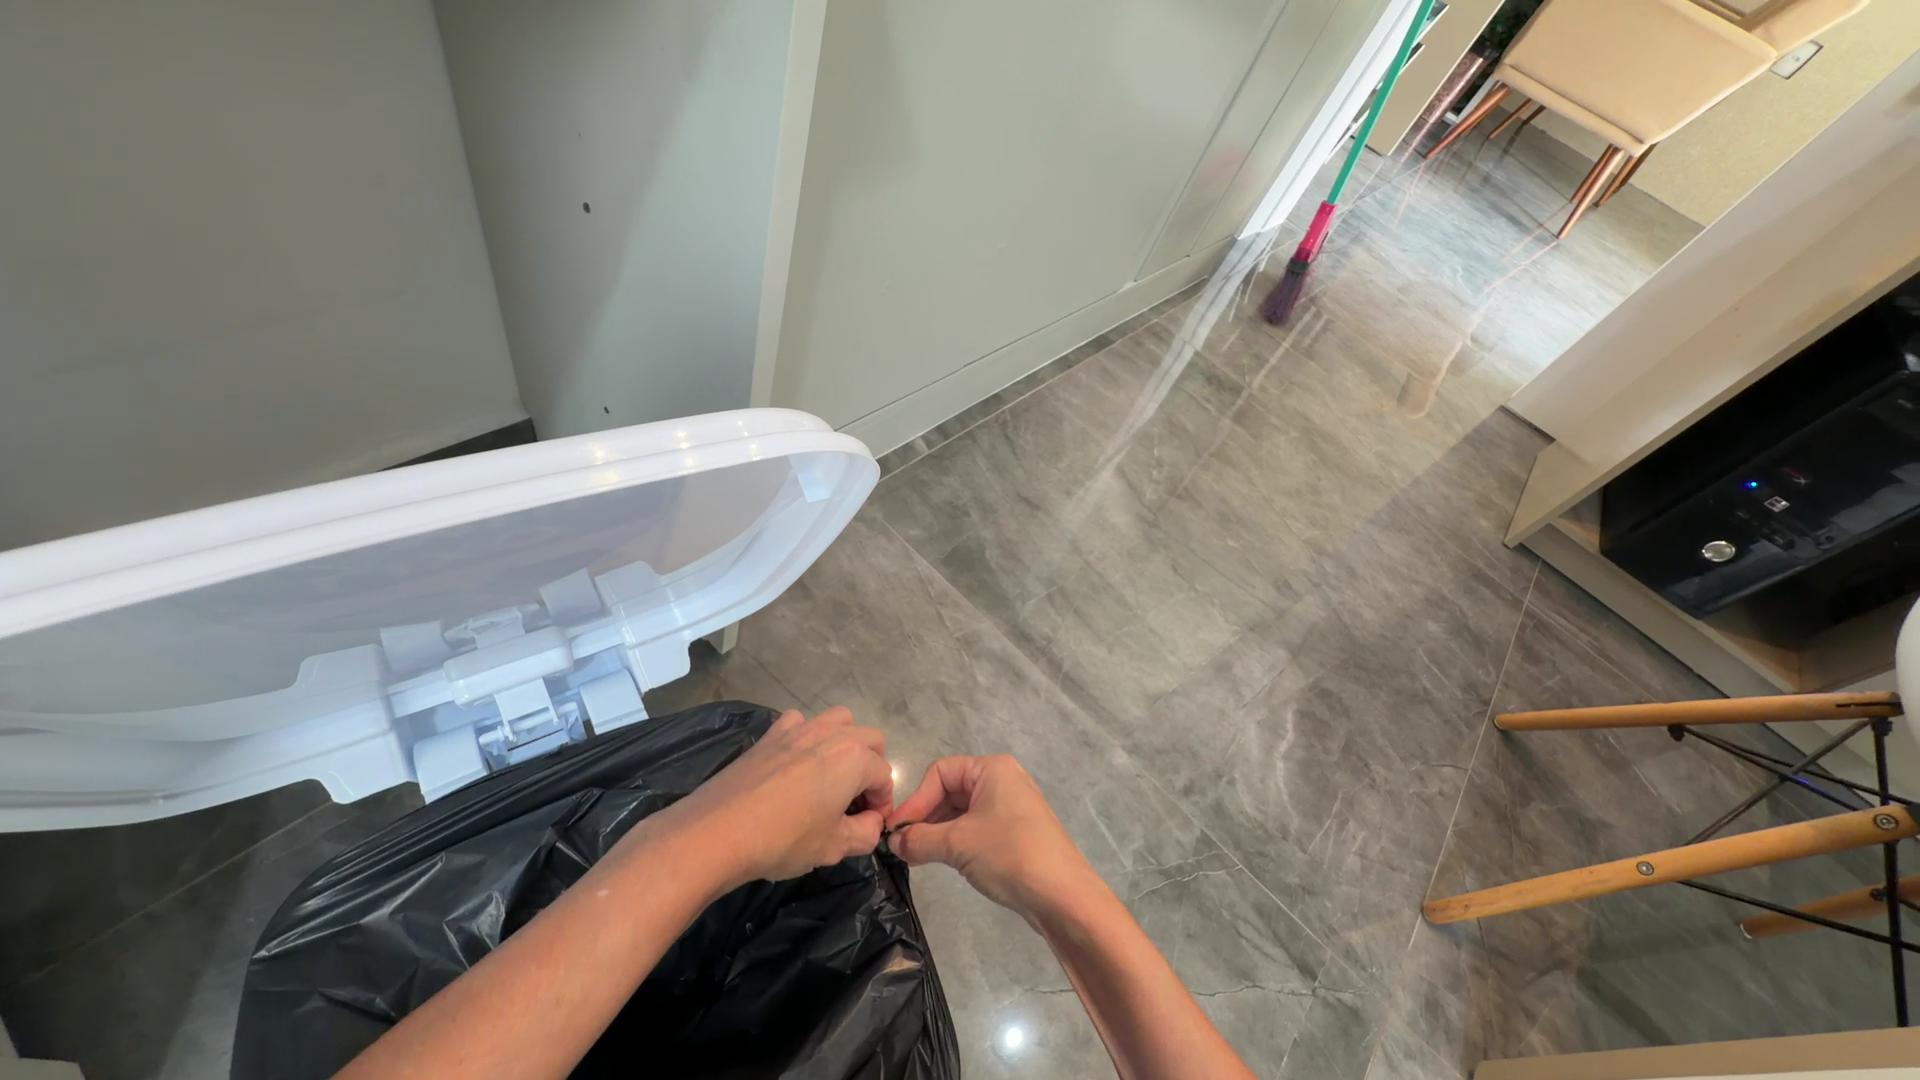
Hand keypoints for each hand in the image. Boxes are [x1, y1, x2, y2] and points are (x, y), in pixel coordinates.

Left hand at [633, 707, 892, 890]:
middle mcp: (832, 733)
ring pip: (839, 720)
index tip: (869, 826)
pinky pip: (801, 723)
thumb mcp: (834, 847)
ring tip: (831, 777)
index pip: (885, 775)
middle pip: (870, 739)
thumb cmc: (783, 840)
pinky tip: (796, 764)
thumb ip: (865, 833)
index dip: (882, 803)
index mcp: (854, 758)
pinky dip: (807, 736)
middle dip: (871, 768)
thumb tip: (871, 822)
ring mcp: (799, 728)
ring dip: (845, 744)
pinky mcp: (771, 733)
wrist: (717, 833)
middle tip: (855, 801)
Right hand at [887, 755, 1097, 920]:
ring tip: (918, 856)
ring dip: (937, 832)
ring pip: (961, 811)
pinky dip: (956, 841)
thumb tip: (894, 841)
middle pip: (950, 790)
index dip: (916, 800)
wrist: (1063, 896)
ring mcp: (1011, 807)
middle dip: (925, 816)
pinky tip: (943, 861)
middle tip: (902, 846)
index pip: (940, 772)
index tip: (897, 831)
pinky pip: (975, 828)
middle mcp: (1002, 781)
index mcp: (992, 769)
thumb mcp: (957, 844)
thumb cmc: (1010, 855)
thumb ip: (919, 839)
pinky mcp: (1015, 833)